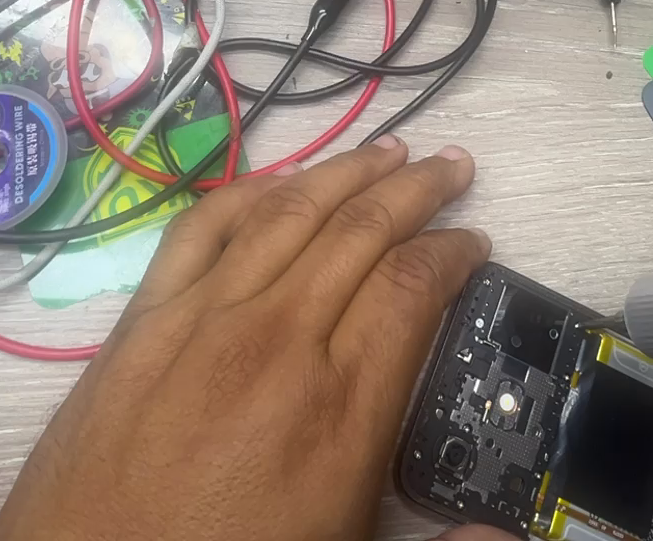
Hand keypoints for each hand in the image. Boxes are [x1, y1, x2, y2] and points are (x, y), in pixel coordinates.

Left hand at [0, 136, 489, 540]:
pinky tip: (284, 181)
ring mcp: (202, 319)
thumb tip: (508, 527)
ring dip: (349, 171)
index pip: (411, 289)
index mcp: (336, 412)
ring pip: (292, 211)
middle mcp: (275, 342)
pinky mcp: (144, 318)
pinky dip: (252, 192)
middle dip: (419, 189)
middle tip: (453, 166)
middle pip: (361, 230)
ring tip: (390, 150)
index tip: (473, 241)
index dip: (452, 252)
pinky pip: (204, 228)